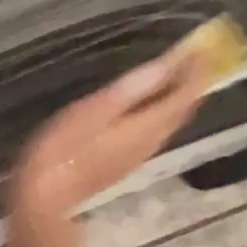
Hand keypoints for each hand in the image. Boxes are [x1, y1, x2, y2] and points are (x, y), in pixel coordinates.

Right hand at [10, 41, 212, 219]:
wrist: (43, 200)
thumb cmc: (61, 151)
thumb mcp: (92, 112)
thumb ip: (130, 89)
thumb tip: (166, 66)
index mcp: (147, 126)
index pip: (185, 94)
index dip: (197, 69)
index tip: (203, 45)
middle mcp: (152, 141)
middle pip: (182, 110)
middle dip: (191, 82)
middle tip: (194, 55)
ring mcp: (138, 155)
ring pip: (169, 122)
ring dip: (176, 98)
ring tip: (174, 73)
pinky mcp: (124, 163)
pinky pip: (153, 132)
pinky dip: (159, 112)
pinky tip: (147, 105)